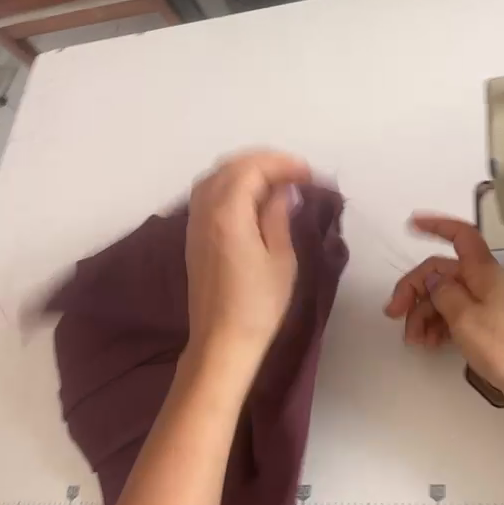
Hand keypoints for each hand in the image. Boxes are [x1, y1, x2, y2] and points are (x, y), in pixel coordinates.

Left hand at [185, 151, 312, 353]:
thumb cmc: (259, 305)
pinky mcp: (193, 237)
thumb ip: (279, 215)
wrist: (221, 342)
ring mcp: (194, 223)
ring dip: (246, 171)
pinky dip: (232, 185)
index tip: (309, 175)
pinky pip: (208, 194)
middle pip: (230, 166)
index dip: (282, 164)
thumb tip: (283, 190)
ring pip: (216, 177)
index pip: (252, 168)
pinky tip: (253, 199)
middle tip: (297, 174)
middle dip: (265, 162)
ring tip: (278, 182)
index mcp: (228, 214)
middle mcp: (204, 211)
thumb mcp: (281, 259)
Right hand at [384, 214, 503, 403]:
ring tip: (413, 340)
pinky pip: (452, 316)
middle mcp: (481, 282)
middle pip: (441, 273)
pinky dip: (436, 326)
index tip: (410, 226)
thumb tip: (432, 278)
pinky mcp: (483, 325)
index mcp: (481, 271)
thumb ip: (443, 292)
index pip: (460, 235)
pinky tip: (428, 344)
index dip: (436, 226)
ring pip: (443, 297)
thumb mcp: (464, 317)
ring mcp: (483, 304)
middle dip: (414, 290)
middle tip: (393, 314)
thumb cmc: (502, 345)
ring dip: (422, 314)